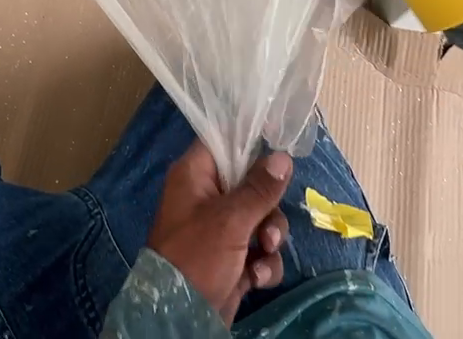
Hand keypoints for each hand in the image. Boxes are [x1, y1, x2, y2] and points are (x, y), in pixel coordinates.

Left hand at [145, 142, 292, 322]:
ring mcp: (218, 230)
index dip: (250, 144)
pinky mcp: (230, 259)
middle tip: (268, 229)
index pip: (224, 143)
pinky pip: (258, 251)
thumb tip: (283, 156)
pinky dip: (263, 264)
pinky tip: (256, 279)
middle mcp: (206, 196)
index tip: (279, 151)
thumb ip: (258, 188)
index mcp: (195, 175)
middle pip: (251, 184)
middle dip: (268, 209)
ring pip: (260, 219)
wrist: (180, 318)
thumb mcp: (229, 219)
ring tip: (264, 253)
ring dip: (270, 239)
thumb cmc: (197, 256)